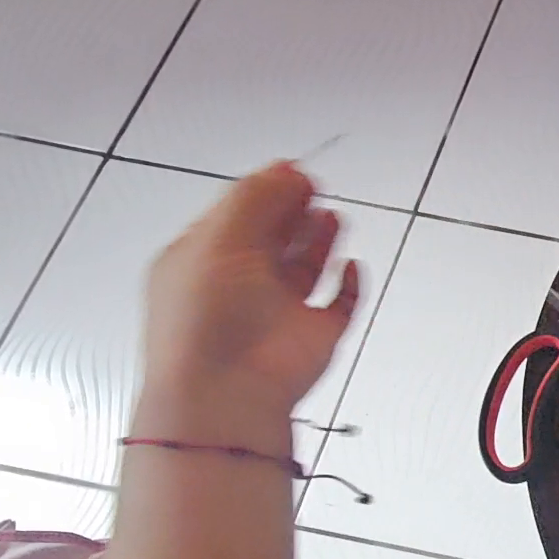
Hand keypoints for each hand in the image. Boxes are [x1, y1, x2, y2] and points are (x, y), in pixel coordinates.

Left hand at [141, 161, 358, 416]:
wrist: (231, 390)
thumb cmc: (209, 317)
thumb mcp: (218, 242)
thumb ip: (254, 200)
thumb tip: (288, 168)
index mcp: (207, 260)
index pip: (239, 216)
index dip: (266, 192)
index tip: (294, 173)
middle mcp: (244, 284)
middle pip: (275, 237)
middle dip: (295, 211)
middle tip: (315, 189)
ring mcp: (282, 311)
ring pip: (307, 267)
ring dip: (320, 240)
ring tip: (333, 217)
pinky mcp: (317, 335)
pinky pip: (340, 304)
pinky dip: (350, 284)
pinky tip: (351, 266)